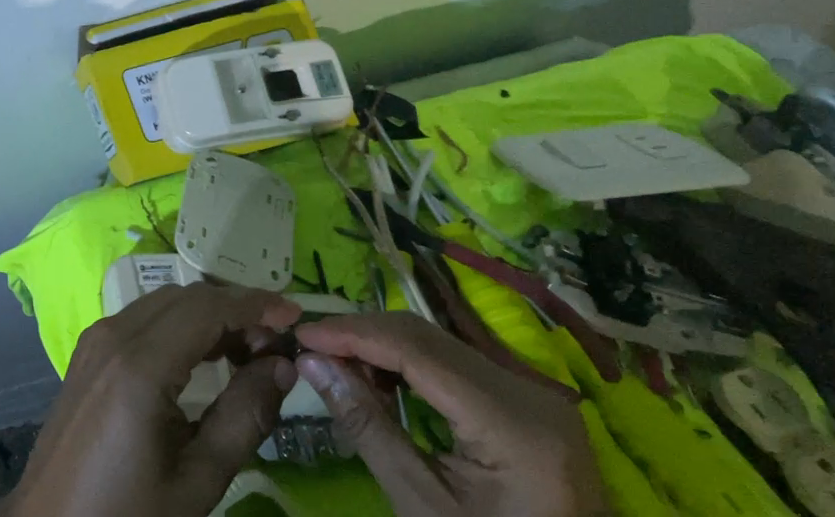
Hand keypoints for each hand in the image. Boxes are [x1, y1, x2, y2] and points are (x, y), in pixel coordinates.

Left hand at [0, 282, 302, 516]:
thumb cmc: (129, 509)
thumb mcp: (198, 477)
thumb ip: (244, 416)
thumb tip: (282, 365)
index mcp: (139, 365)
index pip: (205, 308)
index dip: (253, 304)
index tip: (296, 317)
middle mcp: (113, 336)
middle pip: (183, 297)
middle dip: (234, 309)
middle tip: (277, 345)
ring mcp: (95, 341)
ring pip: (162, 303)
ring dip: (207, 315)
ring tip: (251, 351)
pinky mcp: (88, 352)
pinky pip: (141, 319)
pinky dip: (179, 325)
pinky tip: (206, 356)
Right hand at [294, 312, 608, 516]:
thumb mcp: (422, 505)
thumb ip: (367, 427)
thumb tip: (310, 362)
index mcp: (514, 424)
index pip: (417, 351)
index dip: (352, 334)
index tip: (299, 334)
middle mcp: (532, 393)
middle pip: (428, 337)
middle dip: (361, 334)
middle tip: (309, 345)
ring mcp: (535, 392)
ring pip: (438, 341)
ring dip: (381, 345)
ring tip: (335, 363)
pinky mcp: (529, 398)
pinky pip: (456, 360)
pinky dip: (409, 361)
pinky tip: (378, 377)